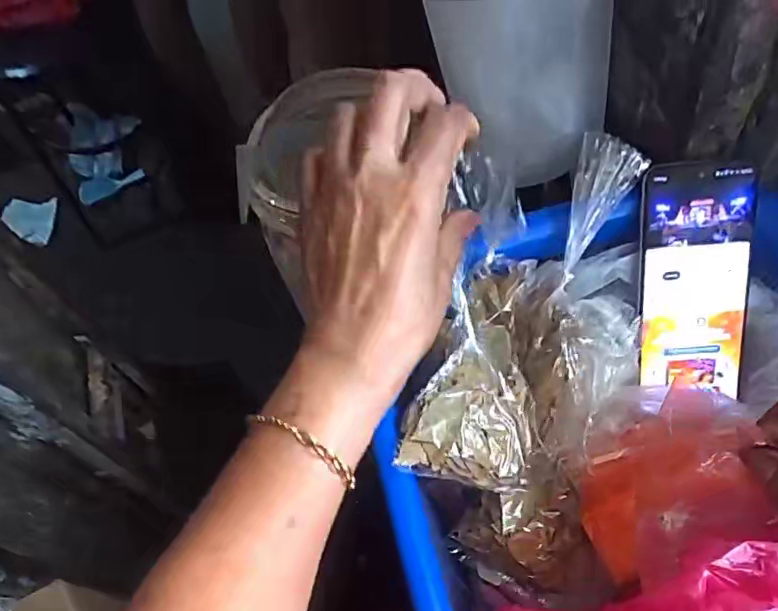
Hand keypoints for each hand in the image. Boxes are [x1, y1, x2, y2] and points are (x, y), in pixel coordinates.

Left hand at [271, 70, 478, 455]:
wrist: (348, 353)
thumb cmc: (402, 326)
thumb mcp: (440, 282)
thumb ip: (451, 238)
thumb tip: (464, 219)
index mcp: (415, 195)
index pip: (444, 127)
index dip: (462, 120)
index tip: (467, 133)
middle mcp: (373, 177)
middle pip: (389, 94)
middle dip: (415, 88)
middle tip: (427, 107)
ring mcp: (335, 188)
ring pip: (346, 115)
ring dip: (371, 115)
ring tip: (385, 135)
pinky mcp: (310, 207)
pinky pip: (316, 155)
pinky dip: (334, 150)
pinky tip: (347, 169)